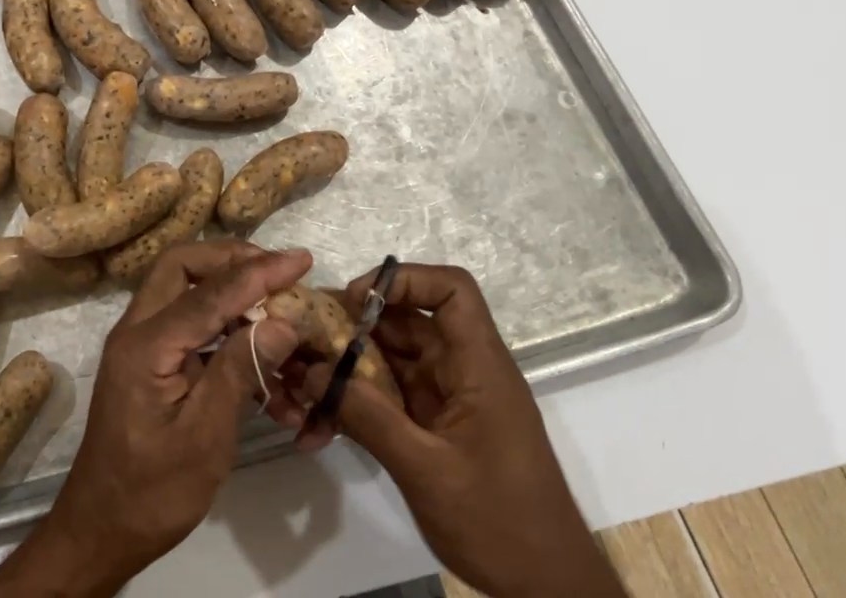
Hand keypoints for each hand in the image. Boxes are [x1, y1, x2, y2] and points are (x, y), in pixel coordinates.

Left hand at [12, 243, 311, 592]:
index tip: (301, 259)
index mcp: (145, 344)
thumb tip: (282, 320)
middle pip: (182, 268)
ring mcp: (140, 346)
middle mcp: (136, 330)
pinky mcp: (150, 364)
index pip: (208, 291)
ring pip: (184, 292)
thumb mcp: (206, 436)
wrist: (103, 527)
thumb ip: (240, 370)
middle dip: (232, 261)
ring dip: (231, 296)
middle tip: (279, 273)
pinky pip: (188, 328)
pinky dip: (224, 333)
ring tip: (278, 313)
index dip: (257, 272)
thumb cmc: (154, 490)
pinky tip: (262, 362)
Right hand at [286, 264, 624, 597]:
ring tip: (299, 387)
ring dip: (344, 371)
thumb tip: (314, 373)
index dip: (403, 279)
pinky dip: (354, 405)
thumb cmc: (501, 523)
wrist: (546, 588)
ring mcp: (446, 401)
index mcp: (479, 368)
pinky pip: (386, 398)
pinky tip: (319, 427)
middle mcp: (462, 373)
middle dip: (351, 327)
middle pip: (405, 323)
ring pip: (388, 361)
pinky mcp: (432, 428)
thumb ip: (370, 417)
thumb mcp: (428, 471)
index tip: (354, 300)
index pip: (452, 292)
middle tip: (301, 342)